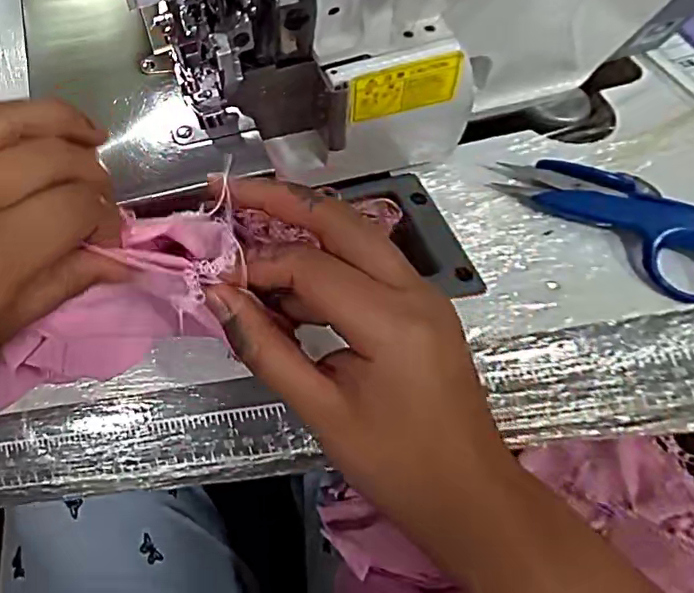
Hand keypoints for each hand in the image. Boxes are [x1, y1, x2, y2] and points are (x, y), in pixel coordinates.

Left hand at [0, 100, 125, 543]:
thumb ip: (62, 283)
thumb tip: (121, 260)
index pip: (74, 207)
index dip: (106, 219)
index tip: (113, 238)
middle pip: (53, 154)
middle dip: (93, 171)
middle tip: (103, 198)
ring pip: (13, 118)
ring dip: (58, 120)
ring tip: (88, 135)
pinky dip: (10, 118)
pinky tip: (30, 132)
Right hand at [206, 178, 655, 592]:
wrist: (479, 504)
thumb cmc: (401, 468)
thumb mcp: (321, 413)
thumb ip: (263, 347)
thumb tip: (215, 296)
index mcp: (393, 322)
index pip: (307, 266)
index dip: (254, 265)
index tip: (214, 277)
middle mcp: (412, 289)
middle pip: (335, 216)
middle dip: (275, 196)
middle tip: (224, 189)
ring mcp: (419, 290)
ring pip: (349, 228)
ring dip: (296, 220)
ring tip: (245, 228)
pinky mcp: (416, 299)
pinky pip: (359, 256)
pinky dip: (316, 255)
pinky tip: (282, 284)